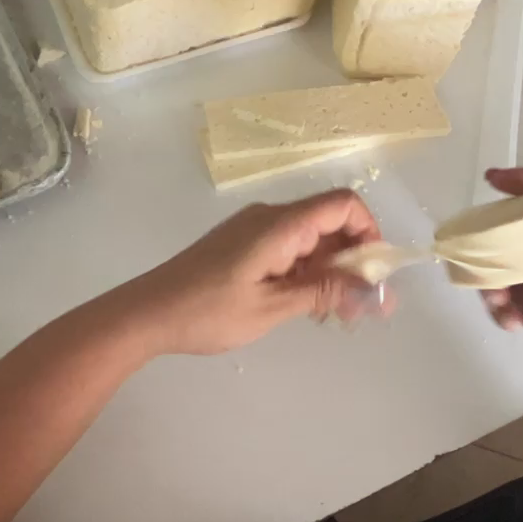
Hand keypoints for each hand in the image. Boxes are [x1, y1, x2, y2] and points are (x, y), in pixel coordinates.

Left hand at [116, 190, 380, 355]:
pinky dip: (306, 273)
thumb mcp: (271, 307)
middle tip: (365, 309)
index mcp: (279, 225)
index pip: (342, 205)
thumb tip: (371, 284)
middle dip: (354, 262)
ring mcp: (253, 231)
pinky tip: (308, 307)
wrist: (148, 313)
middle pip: (329, 224)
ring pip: (309, 240)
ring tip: (338, 316)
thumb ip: (322, 291)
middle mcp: (269, 218)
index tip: (373, 274)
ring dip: (330, 273)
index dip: (369, 232)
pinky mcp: (242, 246)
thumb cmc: (207, 312)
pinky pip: (287, 250)